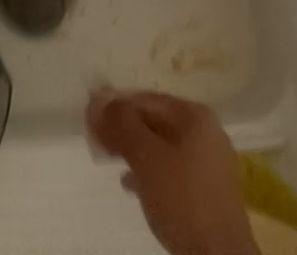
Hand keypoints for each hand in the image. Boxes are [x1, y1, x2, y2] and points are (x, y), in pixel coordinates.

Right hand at [87, 90, 258, 254]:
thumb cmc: (182, 199)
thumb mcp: (147, 158)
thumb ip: (122, 125)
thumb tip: (100, 98)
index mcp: (194, 116)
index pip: (145, 99)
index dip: (114, 106)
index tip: (89, 122)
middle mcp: (204, 131)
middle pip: (153, 120)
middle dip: (122, 129)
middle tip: (96, 144)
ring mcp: (207, 160)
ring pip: (160, 145)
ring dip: (131, 150)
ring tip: (108, 161)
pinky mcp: (204, 187)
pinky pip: (169, 168)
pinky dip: (147, 170)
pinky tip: (130, 184)